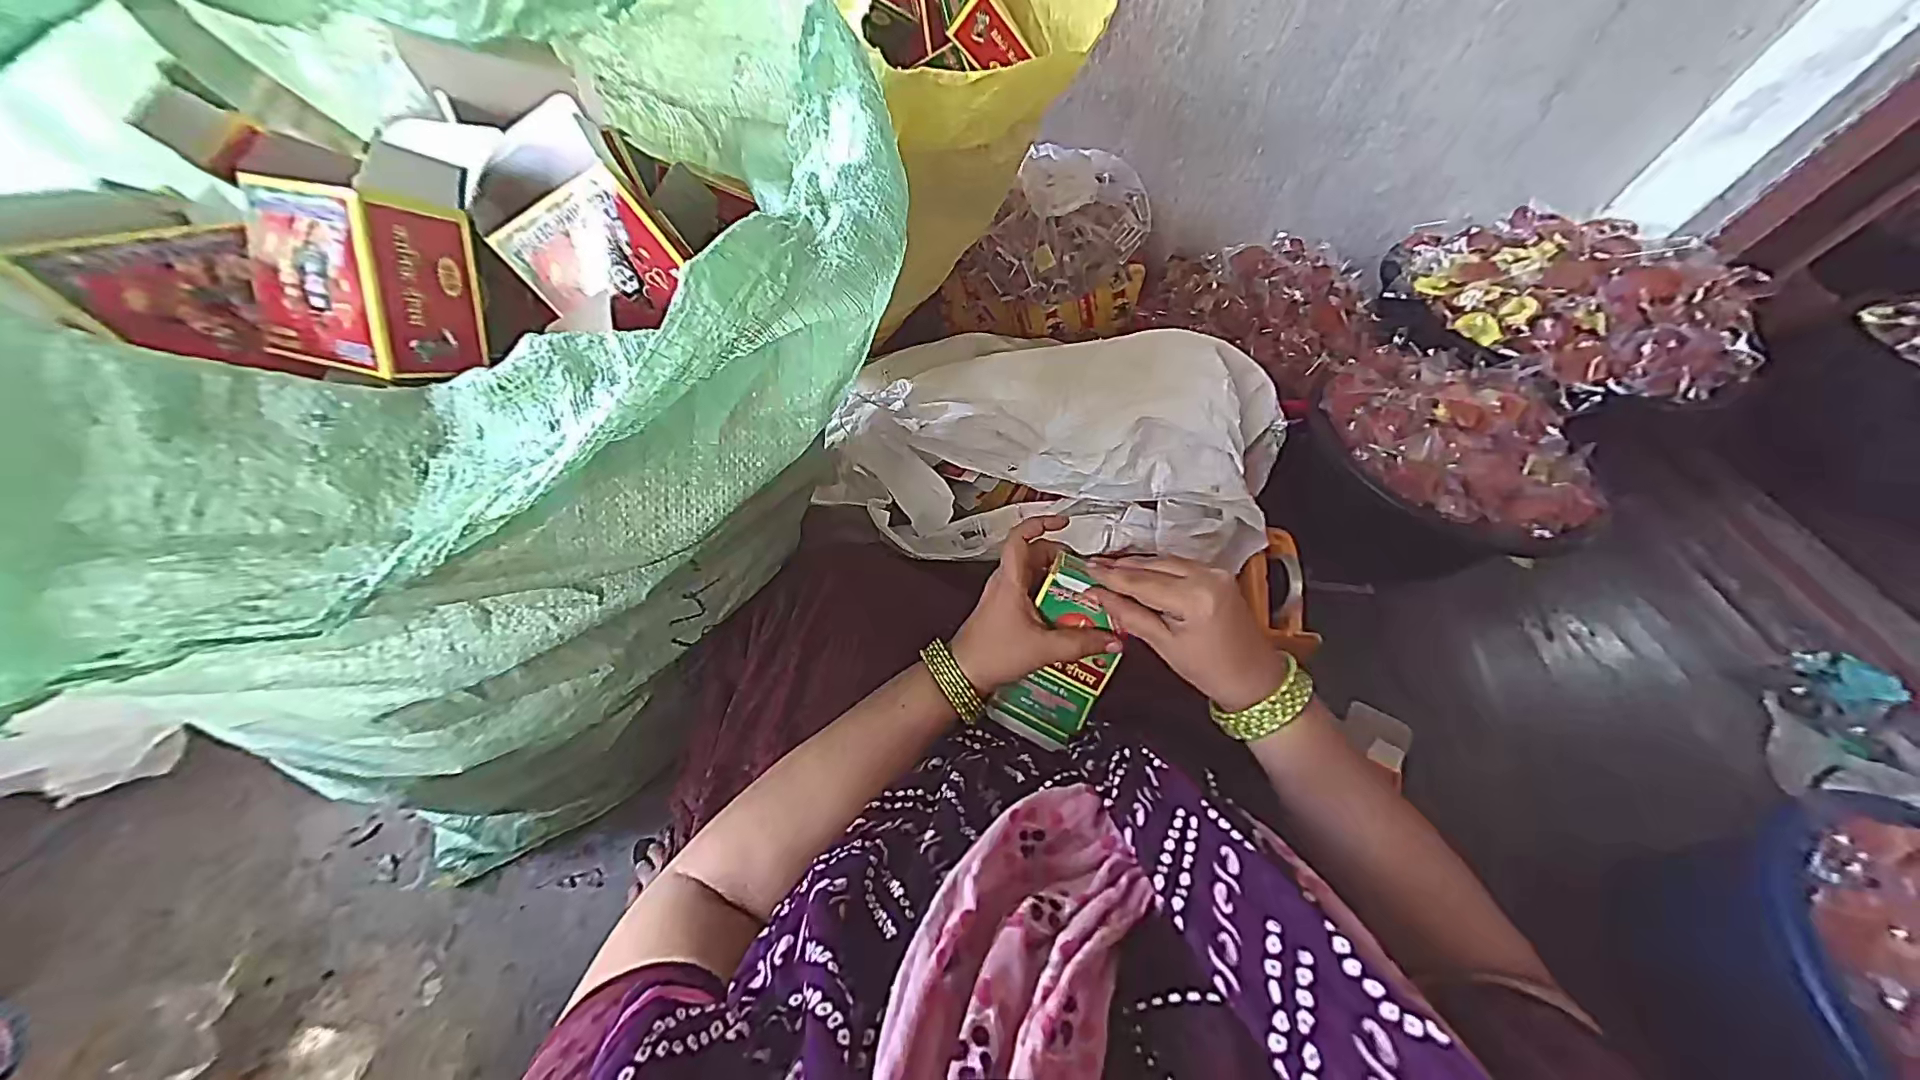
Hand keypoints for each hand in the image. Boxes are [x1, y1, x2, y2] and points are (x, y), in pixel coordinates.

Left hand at [949, 516, 1122, 692]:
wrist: (963, 674)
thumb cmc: (991, 654)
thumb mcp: (1043, 649)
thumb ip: (1081, 644)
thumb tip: (1111, 639)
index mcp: (1010, 580)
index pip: (1020, 537)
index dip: (1041, 523)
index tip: (1063, 522)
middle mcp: (1005, 582)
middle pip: (1034, 554)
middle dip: (1061, 558)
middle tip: (1083, 571)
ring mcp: (1004, 595)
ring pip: (1034, 574)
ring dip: (1056, 578)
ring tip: (1079, 592)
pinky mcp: (1006, 610)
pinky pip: (1031, 592)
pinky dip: (1049, 596)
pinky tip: (1065, 614)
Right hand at [1087, 554, 1290, 711]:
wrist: (1255, 677)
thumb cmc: (1212, 670)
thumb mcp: (1164, 645)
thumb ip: (1129, 615)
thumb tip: (1100, 596)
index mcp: (1193, 598)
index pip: (1140, 581)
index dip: (1109, 576)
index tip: (1086, 571)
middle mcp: (1206, 577)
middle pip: (1151, 565)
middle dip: (1120, 566)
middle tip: (1092, 567)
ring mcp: (1214, 572)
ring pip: (1164, 560)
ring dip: (1136, 564)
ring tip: (1108, 568)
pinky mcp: (1217, 574)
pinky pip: (1178, 563)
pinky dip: (1155, 566)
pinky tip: (1138, 571)